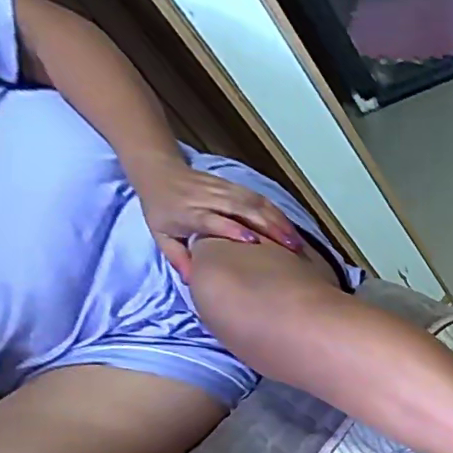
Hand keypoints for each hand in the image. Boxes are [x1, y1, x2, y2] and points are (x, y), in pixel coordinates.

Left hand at [127, 156, 307, 277]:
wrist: (157, 171)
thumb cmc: (161, 211)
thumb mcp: (161, 236)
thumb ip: (178, 258)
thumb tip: (193, 281)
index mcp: (187, 211)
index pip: (212, 218)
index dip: (232, 227)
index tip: (253, 241)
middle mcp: (205, 197)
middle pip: (240, 208)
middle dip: (267, 226)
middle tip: (290, 247)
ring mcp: (220, 188)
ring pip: (252, 201)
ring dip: (277, 220)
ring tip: (295, 240)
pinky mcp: (231, 184)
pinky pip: (256, 196)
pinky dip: (275, 211)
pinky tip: (289, 226)